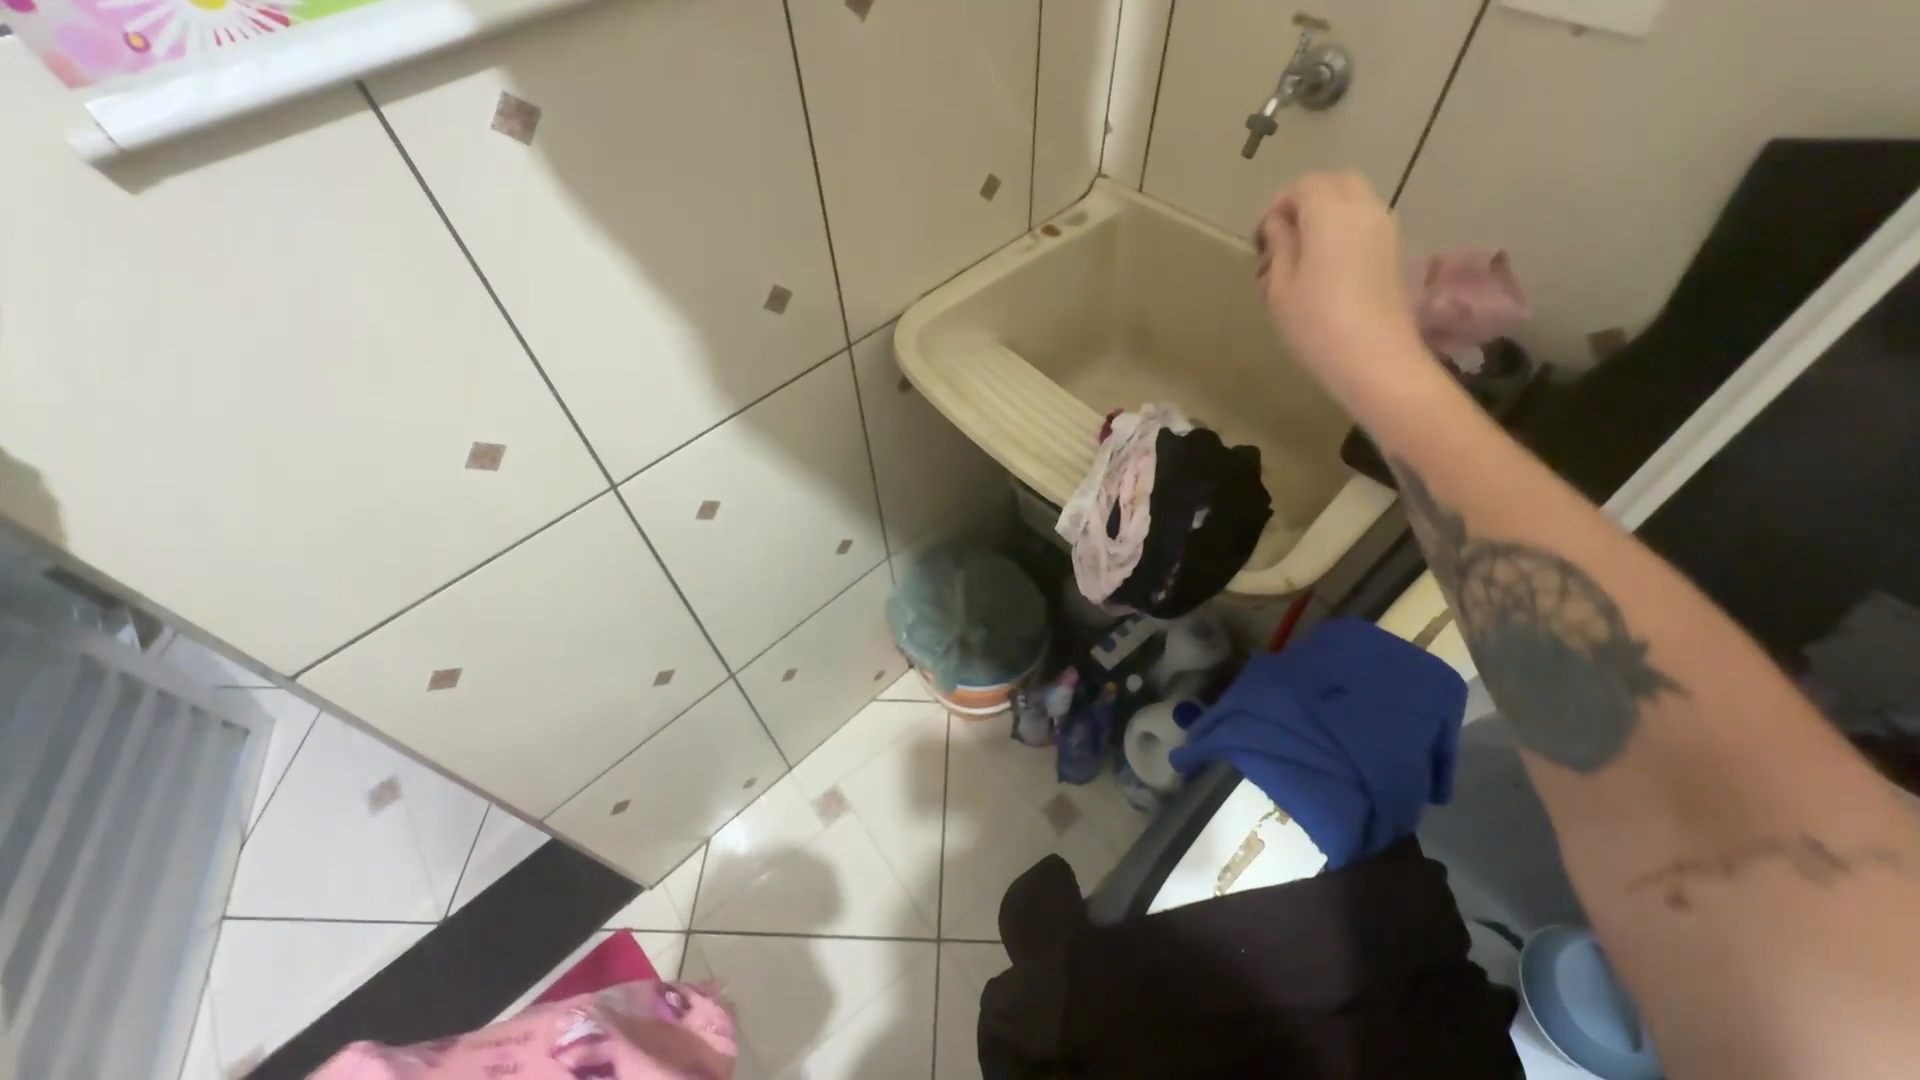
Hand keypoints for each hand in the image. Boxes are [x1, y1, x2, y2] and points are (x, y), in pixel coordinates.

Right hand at [1255, 172, 1424, 389]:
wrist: (1375, 358)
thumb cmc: (1316, 323)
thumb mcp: (1280, 287)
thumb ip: (1279, 246)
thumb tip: (1279, 225)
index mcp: (1330, 212)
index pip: (1303, 186)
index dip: (1278, 206)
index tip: (1262, 238)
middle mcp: (1363, 209)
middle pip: (1335, 184)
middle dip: (1307, 202)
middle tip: (1283, 238)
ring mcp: (1384, 230)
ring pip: (1354, 202)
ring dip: (1327, 217)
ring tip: (1302, 257)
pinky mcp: (1392, 252)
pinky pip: (1365, 224)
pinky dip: (1344, 232)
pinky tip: (1325, 269)